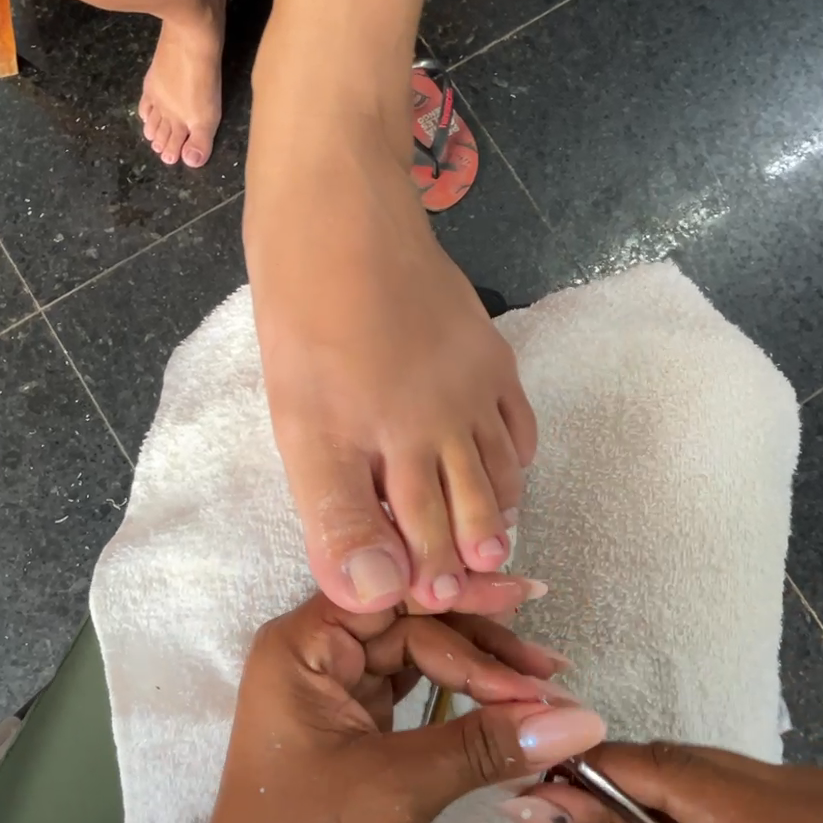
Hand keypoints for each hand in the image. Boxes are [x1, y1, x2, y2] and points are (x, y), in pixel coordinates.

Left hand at [179, 593, 604, 822]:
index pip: (394, 598)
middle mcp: (319, 648)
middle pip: (412, 622)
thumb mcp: (397, 786)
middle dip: (482, 644)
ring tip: (543, 681)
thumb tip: (578, 720)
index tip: (525, 605)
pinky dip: (463, 694)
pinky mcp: (358, 716)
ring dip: (480, 667)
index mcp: (305, 641)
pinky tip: (505, 697)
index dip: (461, 603)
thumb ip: (483, 746)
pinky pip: (418, 686)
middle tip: (550, 665)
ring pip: (421, 653)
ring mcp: (339, 682)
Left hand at [245, 51, 537, 613]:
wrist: (341, 216)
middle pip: (476, 507)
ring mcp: (481, 383)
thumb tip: (378, 593)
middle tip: (471, 586)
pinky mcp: (490, 348)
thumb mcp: (302, 425)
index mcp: (407, 449)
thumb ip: (338, 510)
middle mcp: (458, 424)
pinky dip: (517, 454)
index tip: (434, 606)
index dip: (431, 576)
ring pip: (504, 469)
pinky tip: (508, 464)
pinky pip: (520, 420)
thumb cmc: (306, 321)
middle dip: (470, 553)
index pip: (430, 536)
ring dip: (497, 509)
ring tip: (490, 540)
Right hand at [496, 742, 822, 822]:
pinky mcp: (815, 807)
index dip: (598, 768)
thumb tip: (534, 800)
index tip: (537, 781)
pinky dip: (689, 815)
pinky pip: (726, 789)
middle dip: (626, 793)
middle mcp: (820, 788)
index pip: (675, 768)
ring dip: (654, 805)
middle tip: (570, 819)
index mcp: (808, 822)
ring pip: (701, 772)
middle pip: (687, 766)